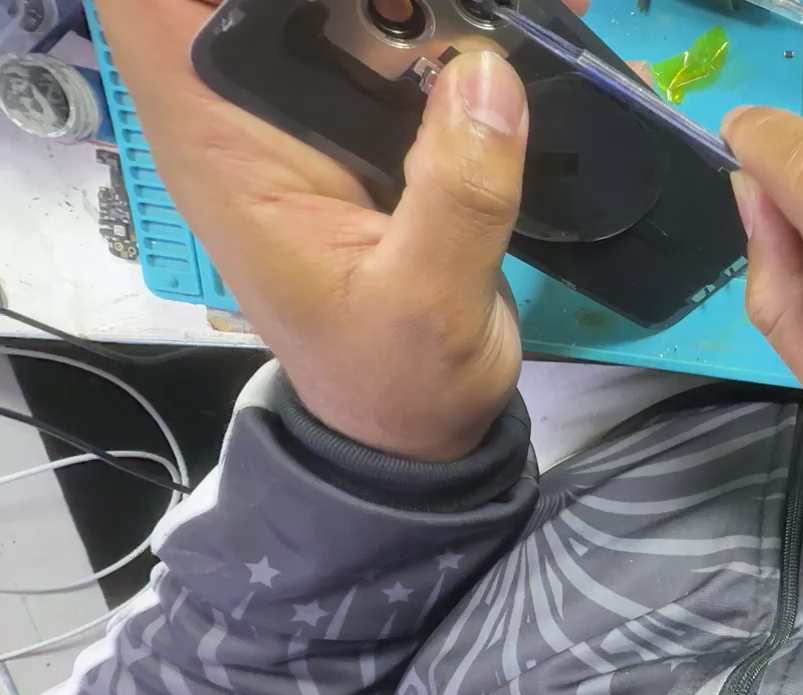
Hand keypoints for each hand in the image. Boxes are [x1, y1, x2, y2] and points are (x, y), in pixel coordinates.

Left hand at [95, 0, 585, 459]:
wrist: (422, 427)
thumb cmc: (401, 377)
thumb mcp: (429, 299)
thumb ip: (458, 196)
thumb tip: (489, 75)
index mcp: (230, 142)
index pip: (179, 3)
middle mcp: (260, 115)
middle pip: (276, 1)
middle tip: (469, 8)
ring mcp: (325, 130)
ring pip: (349, 23)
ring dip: (423, 14)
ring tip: (505, 18)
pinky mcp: (384, 151)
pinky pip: (407, 76)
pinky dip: (454, 56)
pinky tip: (507, 57)